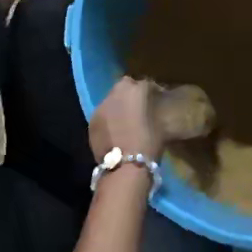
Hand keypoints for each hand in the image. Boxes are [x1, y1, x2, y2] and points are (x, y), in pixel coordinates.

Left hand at [87, 79, 213, 158]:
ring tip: (126, 120)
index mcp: (134, 90)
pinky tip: (115, 131)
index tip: (158, 99)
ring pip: (111, 101)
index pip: (146, 84)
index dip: (152, 91)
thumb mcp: (160, 123)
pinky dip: (109, 119)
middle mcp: (114, 93)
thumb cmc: (148, 143)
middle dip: (132, 94)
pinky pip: (103, 116)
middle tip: (140, 107)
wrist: (125, 167)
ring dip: (119, 106)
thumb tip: (155, 106)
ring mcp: (100, 108)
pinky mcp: (91, 123)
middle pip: (125, 87)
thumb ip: (156, 108)